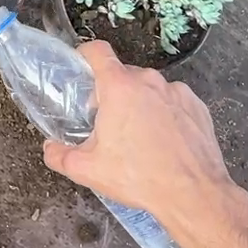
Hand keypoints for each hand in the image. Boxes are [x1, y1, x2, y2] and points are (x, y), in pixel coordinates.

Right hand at [41, 40, 237, 218]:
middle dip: (112, 93)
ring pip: (148, 88)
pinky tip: (164, 140)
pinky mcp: (197, 106)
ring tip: (139, 135)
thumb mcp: (89, 170)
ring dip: (140, 103)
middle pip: (122, 74)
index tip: (82, 67)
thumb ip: (60, 156)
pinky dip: (165, 113)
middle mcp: (149, 81)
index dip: (85, 54)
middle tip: (108, 122)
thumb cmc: (140, 177)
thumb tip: (50, 149)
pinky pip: (172, 100)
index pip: (98, 51)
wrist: (194, 195)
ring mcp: (176, 92)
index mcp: (119, 87)